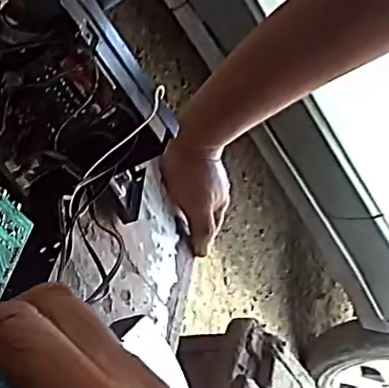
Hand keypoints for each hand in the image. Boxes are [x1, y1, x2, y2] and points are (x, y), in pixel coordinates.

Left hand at [162, 135, 230, 257]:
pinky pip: (183, 185)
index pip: (207, 231)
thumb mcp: (198, 207)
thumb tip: (202, 251)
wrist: (189, 136)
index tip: (186, 249)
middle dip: (190, 225)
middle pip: (201, 216)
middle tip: (179, 234)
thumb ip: (201, 230)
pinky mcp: (190, 166)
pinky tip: (170, 192)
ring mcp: (204, 178)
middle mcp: (215, 192)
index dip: (196, 241)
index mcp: (219, 205)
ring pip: (193, 200)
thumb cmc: (193, 169)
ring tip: (172, 214)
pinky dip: (178, 192)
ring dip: (183, 208)